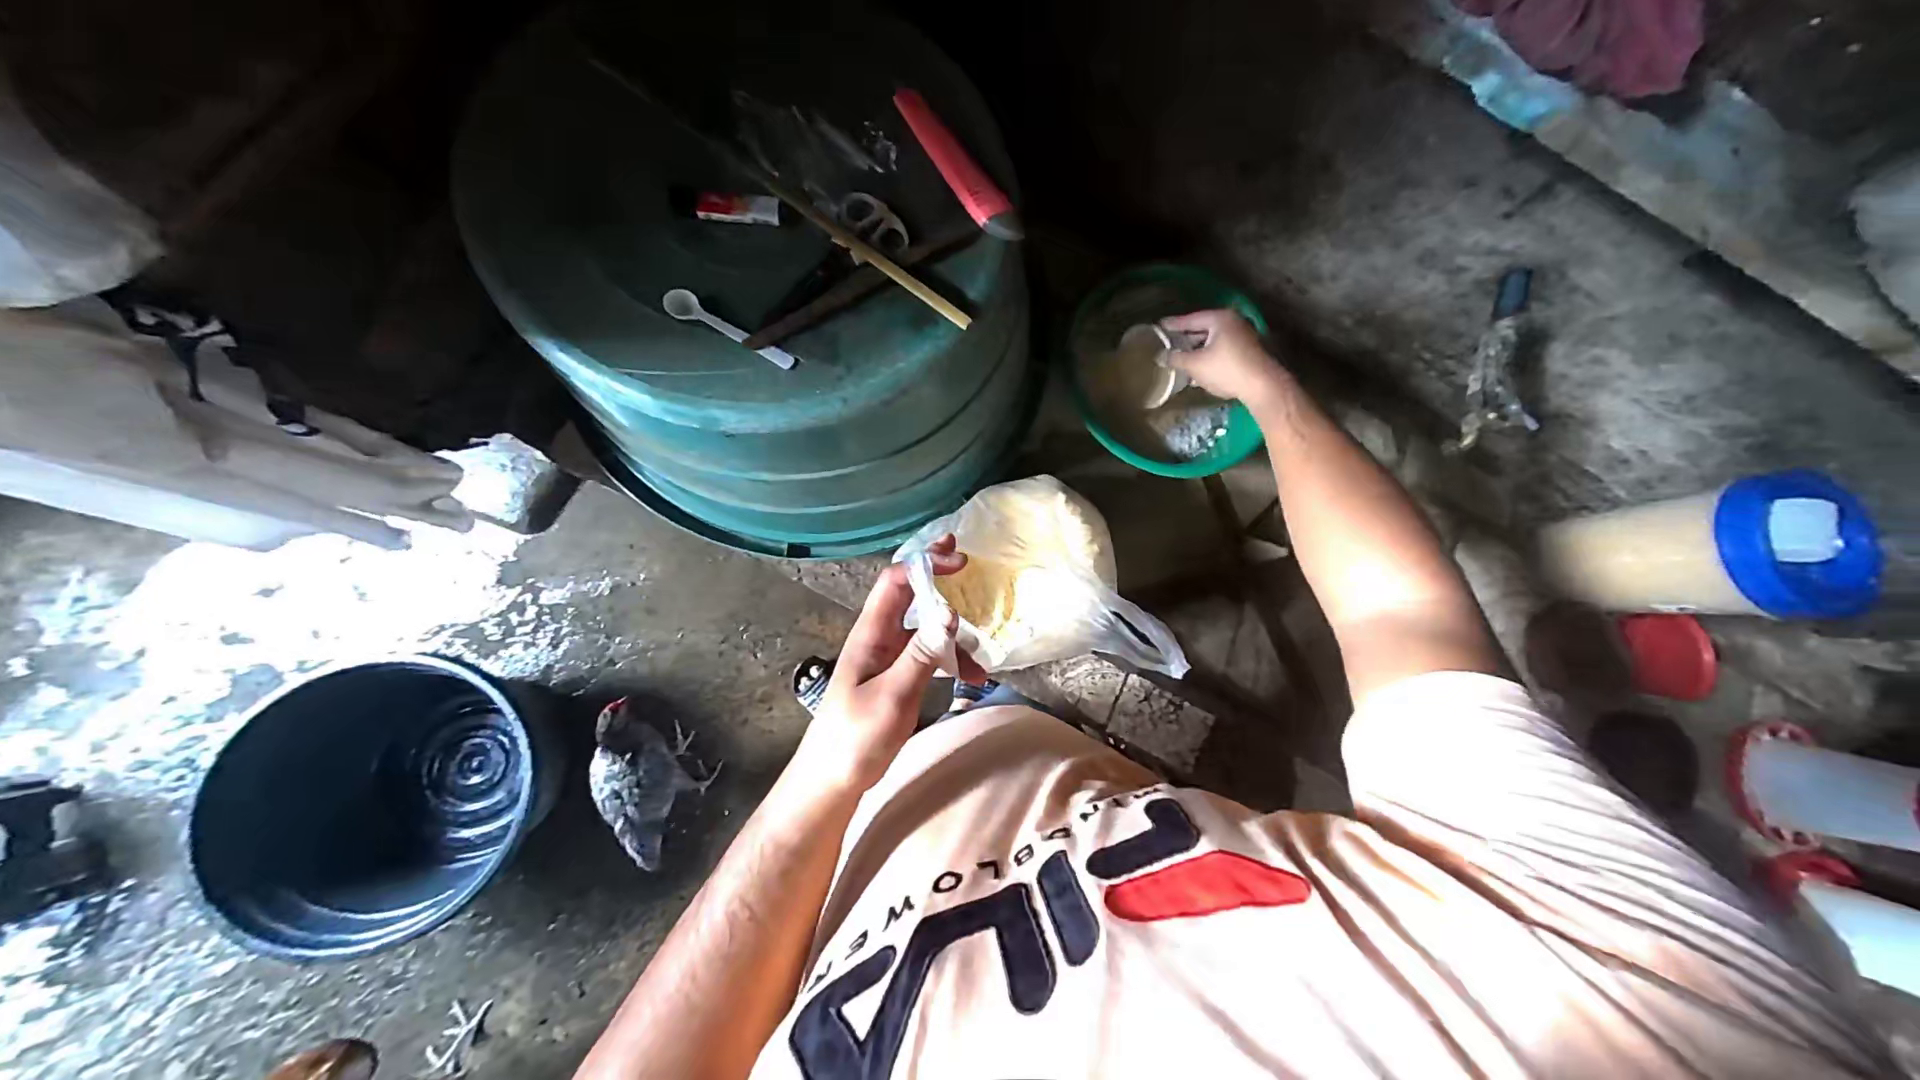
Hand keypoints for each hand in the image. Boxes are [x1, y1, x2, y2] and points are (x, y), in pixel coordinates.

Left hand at [788, 535, 985, 794]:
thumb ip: (922, 655)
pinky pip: (928, 656)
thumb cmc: (855, 738)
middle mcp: (879, 639)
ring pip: (924, 629)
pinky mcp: (896, 679)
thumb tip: (952, 614)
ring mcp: (887, 659)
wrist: (832, 781)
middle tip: (968, 564)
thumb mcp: (893, 696)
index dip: (925, 564)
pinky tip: (972, 678)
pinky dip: (951, 659)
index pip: (895, 582)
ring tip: (983, 654)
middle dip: (937, 578)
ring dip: (954, 633)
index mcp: (870, 635)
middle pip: (909, 596)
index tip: (959, 559)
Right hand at [1162, 309, 1290, 403]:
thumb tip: (1160, 356)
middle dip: (1185, 338)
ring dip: (1196, 349)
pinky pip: (1221, 349)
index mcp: (1220, 319)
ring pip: (1212, 340)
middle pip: (1203, 328)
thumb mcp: (1195, 364)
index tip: (1159, 326)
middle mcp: (1233, 322)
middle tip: (1168, 342)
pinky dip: (1208, 356)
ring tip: (1180, 357)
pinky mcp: (1247, 351)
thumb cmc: (1226, 369)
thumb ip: (1176, 358)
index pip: (1190, 319)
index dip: (1173, 324)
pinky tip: (1198, 368)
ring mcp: (1242, 336)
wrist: (1261, 385)